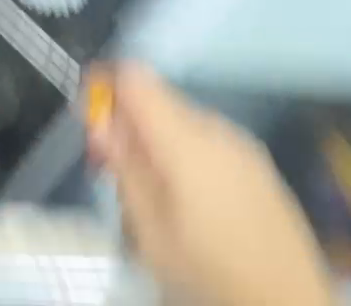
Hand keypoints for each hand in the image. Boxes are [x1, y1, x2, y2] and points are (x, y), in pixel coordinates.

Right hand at [83, 65, 334, 305]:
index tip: (89, 116)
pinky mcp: (261, 166)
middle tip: (109, 166)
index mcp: (185, 140)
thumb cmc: (212, 272)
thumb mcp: (151, 231)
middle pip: (156, 100)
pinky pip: (208, 142)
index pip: (135, 77)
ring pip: (182, 122)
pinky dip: (185, 154)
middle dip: (126, 122)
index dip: (105, 84)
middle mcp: (216, 129)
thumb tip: (102, 123)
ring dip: (155, 140)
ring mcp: (243, 146)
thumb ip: (124, 168)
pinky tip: (190, 201)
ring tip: (150, 192)